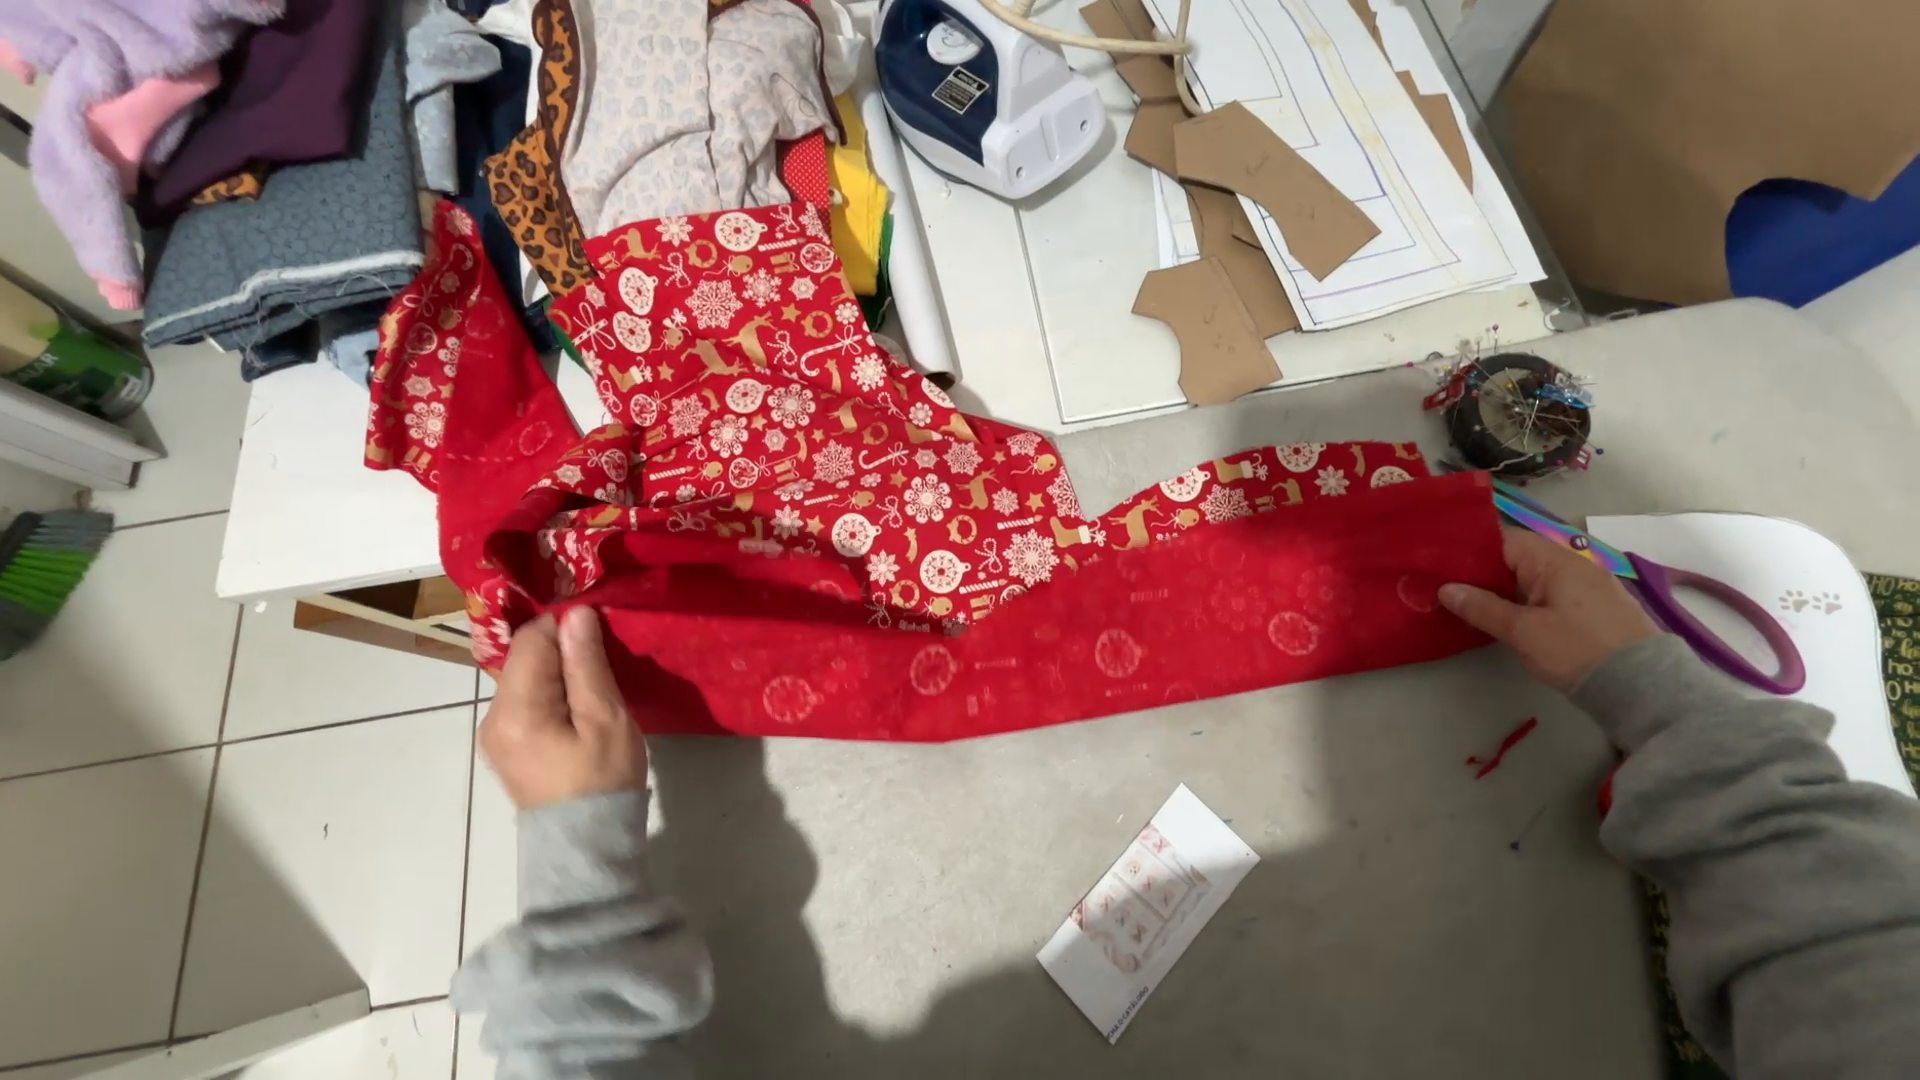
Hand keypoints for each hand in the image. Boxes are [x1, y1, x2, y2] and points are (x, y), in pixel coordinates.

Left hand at [479, 606, 646, 810]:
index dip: (565, 625)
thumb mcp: (604, 717)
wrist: (587, 843)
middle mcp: (492, 717)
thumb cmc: (602, 778)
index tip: (601, 631)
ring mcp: (495, 733)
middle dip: (562, 648)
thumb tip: (576, 614)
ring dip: (558, 670)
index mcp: (515, 709)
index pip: (531, 640)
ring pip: (525, 677)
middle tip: (605, 659)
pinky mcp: (506, 745)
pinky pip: (526, 699)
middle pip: (524, 658)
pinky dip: (551, 691)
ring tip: (596, 683)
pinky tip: (578, 705)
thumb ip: (586, 664)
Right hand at [1439, 525, 1661, 691]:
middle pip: (1517, 557)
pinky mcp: (1592, 608)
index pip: (1505, 539)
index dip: (1471, 548)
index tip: (1441, 563)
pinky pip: (1547, 593)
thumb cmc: (1577, 649)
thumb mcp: (1522, 631)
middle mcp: (1574, 566)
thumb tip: (1447, 589)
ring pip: (1532, 577)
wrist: (1644, 687)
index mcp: (1555, 562)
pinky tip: (1507, 616)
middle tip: (1447, 585)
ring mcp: (1587, 587)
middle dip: (1482, 570)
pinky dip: (1523, 599)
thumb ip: (1482, 607)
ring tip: (1469, 602)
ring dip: (1502, 587)